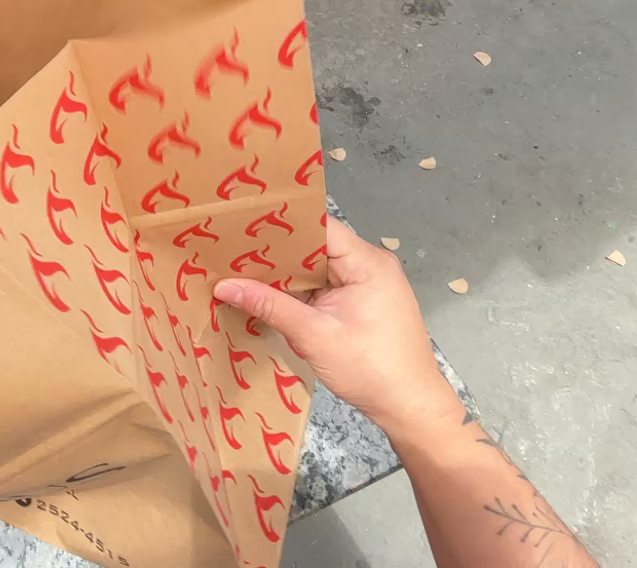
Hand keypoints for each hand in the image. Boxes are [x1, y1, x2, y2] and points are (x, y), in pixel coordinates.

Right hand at [214, 217, 463, 443]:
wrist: (414, 412)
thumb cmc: (372, 371)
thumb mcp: (313, 336)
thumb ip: (268, 305)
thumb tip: (223, 286)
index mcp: (367, 263)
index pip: (317, 226)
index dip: (280, 223)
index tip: (243, 224)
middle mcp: (370, 264)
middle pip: (314, 243)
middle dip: (275, 249)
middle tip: (233, 247)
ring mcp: (367, 282)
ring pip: (315, 264)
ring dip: (285, 271)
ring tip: (242, 267)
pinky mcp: (362, 300)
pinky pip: (323, 282)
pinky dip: (299, 287)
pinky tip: (269, 292)